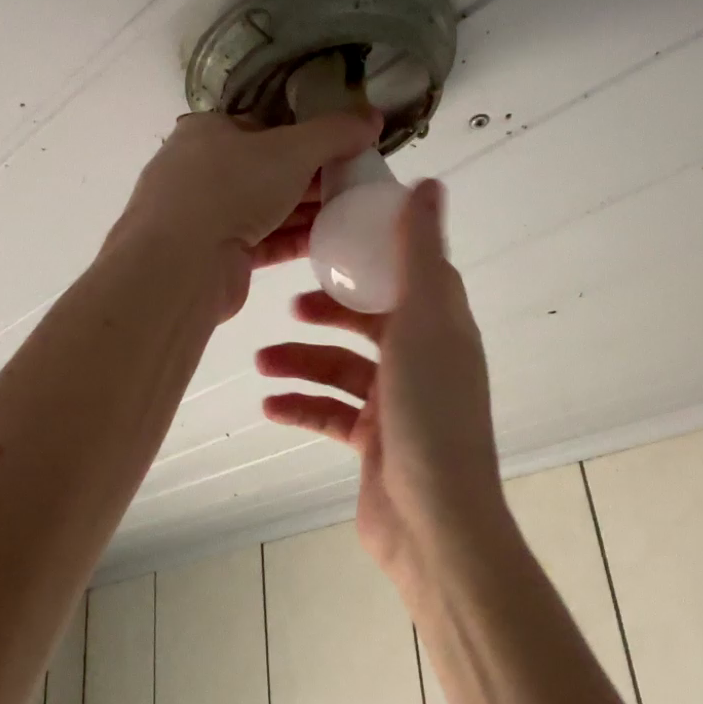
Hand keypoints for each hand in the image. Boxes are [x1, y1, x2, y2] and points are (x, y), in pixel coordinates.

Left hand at [116, 109, 381, 319]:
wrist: (182, 264)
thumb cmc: (230, 187)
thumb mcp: (292, 149)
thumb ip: (336, 132)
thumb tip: (374, 117)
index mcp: (208, 131)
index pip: (265, 126)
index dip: (306, 136)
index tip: (344, 149)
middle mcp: (200, 170)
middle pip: (268, 170)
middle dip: (312, 178)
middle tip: (356, 185)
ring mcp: (205, 216)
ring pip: (267, 209)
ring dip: (307, 212)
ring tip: (351, 214)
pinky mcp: (217, 256)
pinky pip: (264, 242)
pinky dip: (294, 241)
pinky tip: (329, 244)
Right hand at [256, 180, 506, 576]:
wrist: (434, 519)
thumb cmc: (430, 413)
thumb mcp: (425, 321)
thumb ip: (420, 253)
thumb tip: (430, 184)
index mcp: (442, 327)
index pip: (408, 276)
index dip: (372, 258)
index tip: (329, 245)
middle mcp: (424, 361)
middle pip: (369, 323)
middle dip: (326, 314)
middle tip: (287, 306)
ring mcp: (399, 405)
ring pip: (342, 370)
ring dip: (302, 362)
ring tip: (261, 361)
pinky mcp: (374, 443)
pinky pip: (332, 413)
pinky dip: (302, 406)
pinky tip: (269, 406)